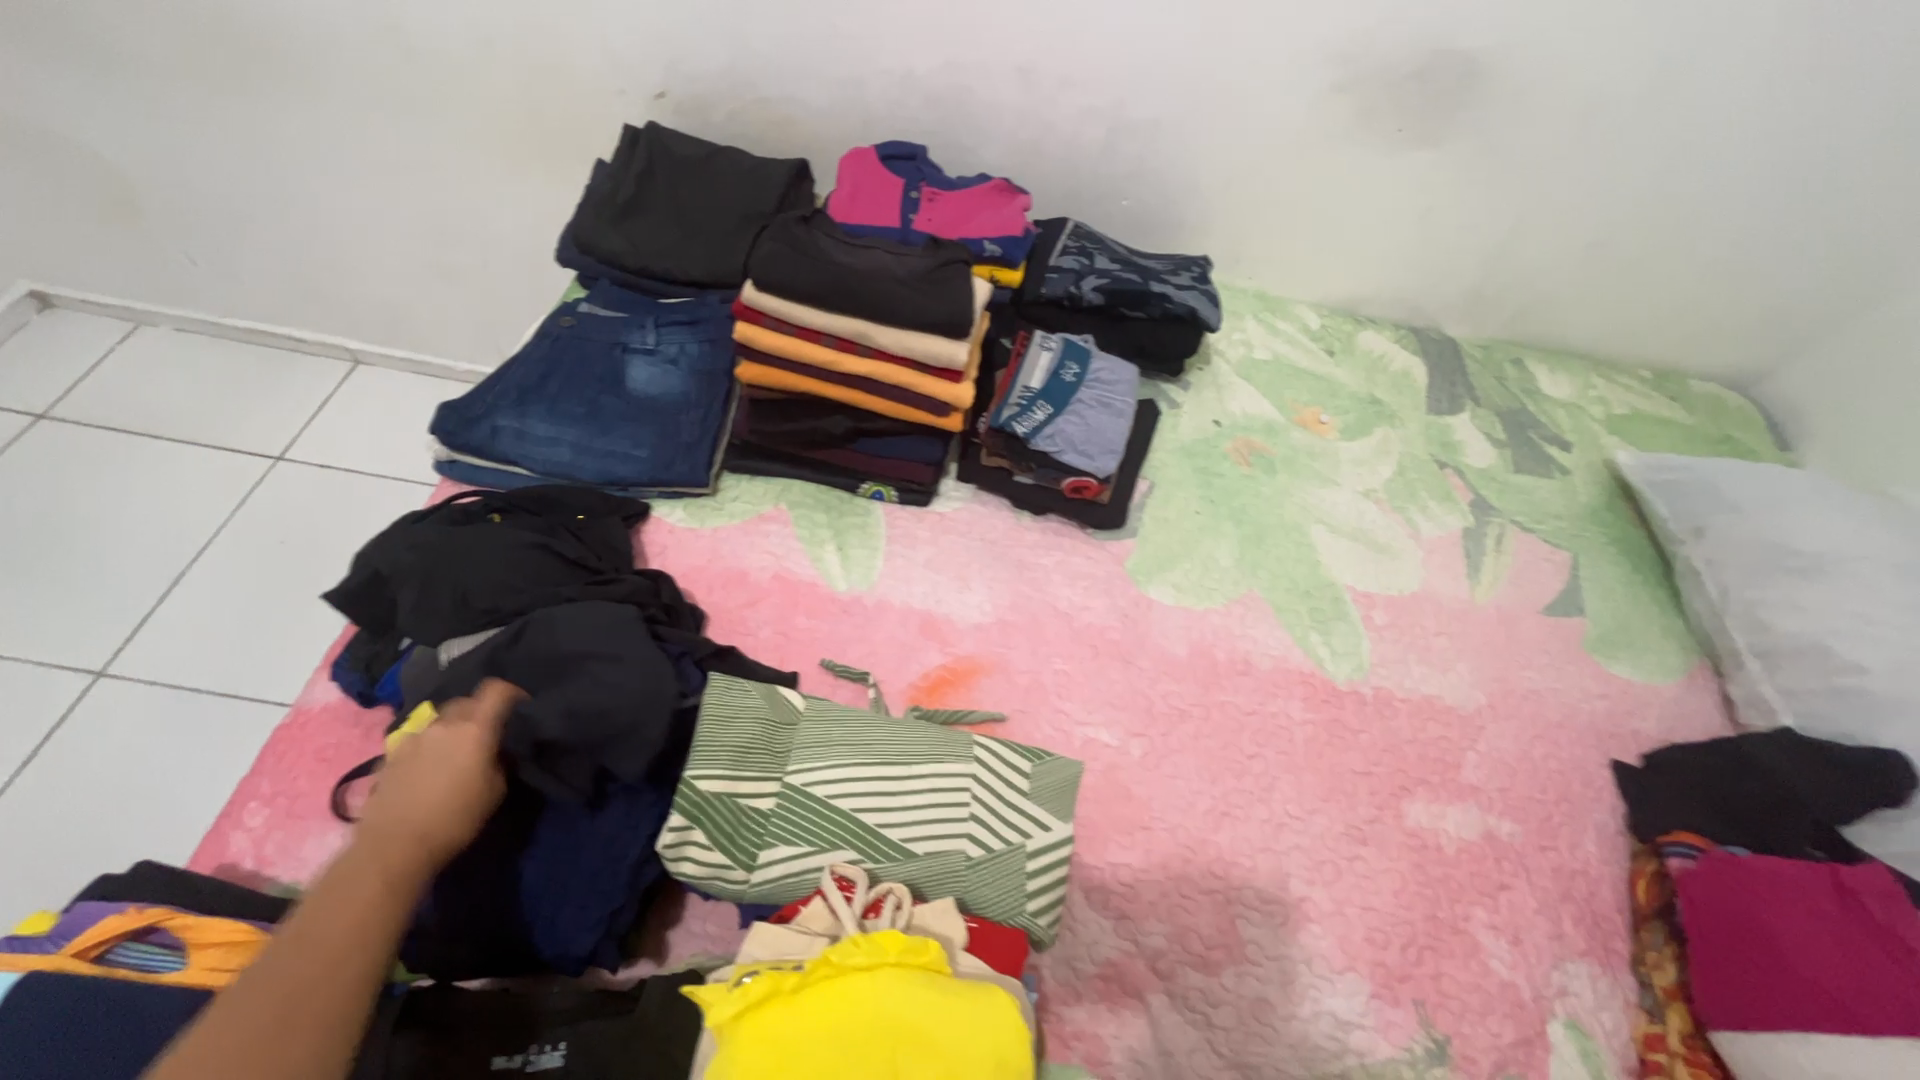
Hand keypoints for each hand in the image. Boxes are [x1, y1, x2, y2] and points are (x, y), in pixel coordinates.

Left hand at [356, 678, 522, 873]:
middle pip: (466, 701)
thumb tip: (497, 750)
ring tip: (456, 754)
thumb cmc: (455, 819)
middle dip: (480, 710)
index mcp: (475, 729)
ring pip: (440, 721)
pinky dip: (429, 747)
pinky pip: (418, 740)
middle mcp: (443, 725)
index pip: (496, 689)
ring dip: (452, 729)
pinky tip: (429, 771)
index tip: (521, 706)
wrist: (393, 845)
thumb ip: (500, 760)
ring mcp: (412, 738)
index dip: (512, 692)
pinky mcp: (389, 755)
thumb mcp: (496, 790)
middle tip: (488, 732)